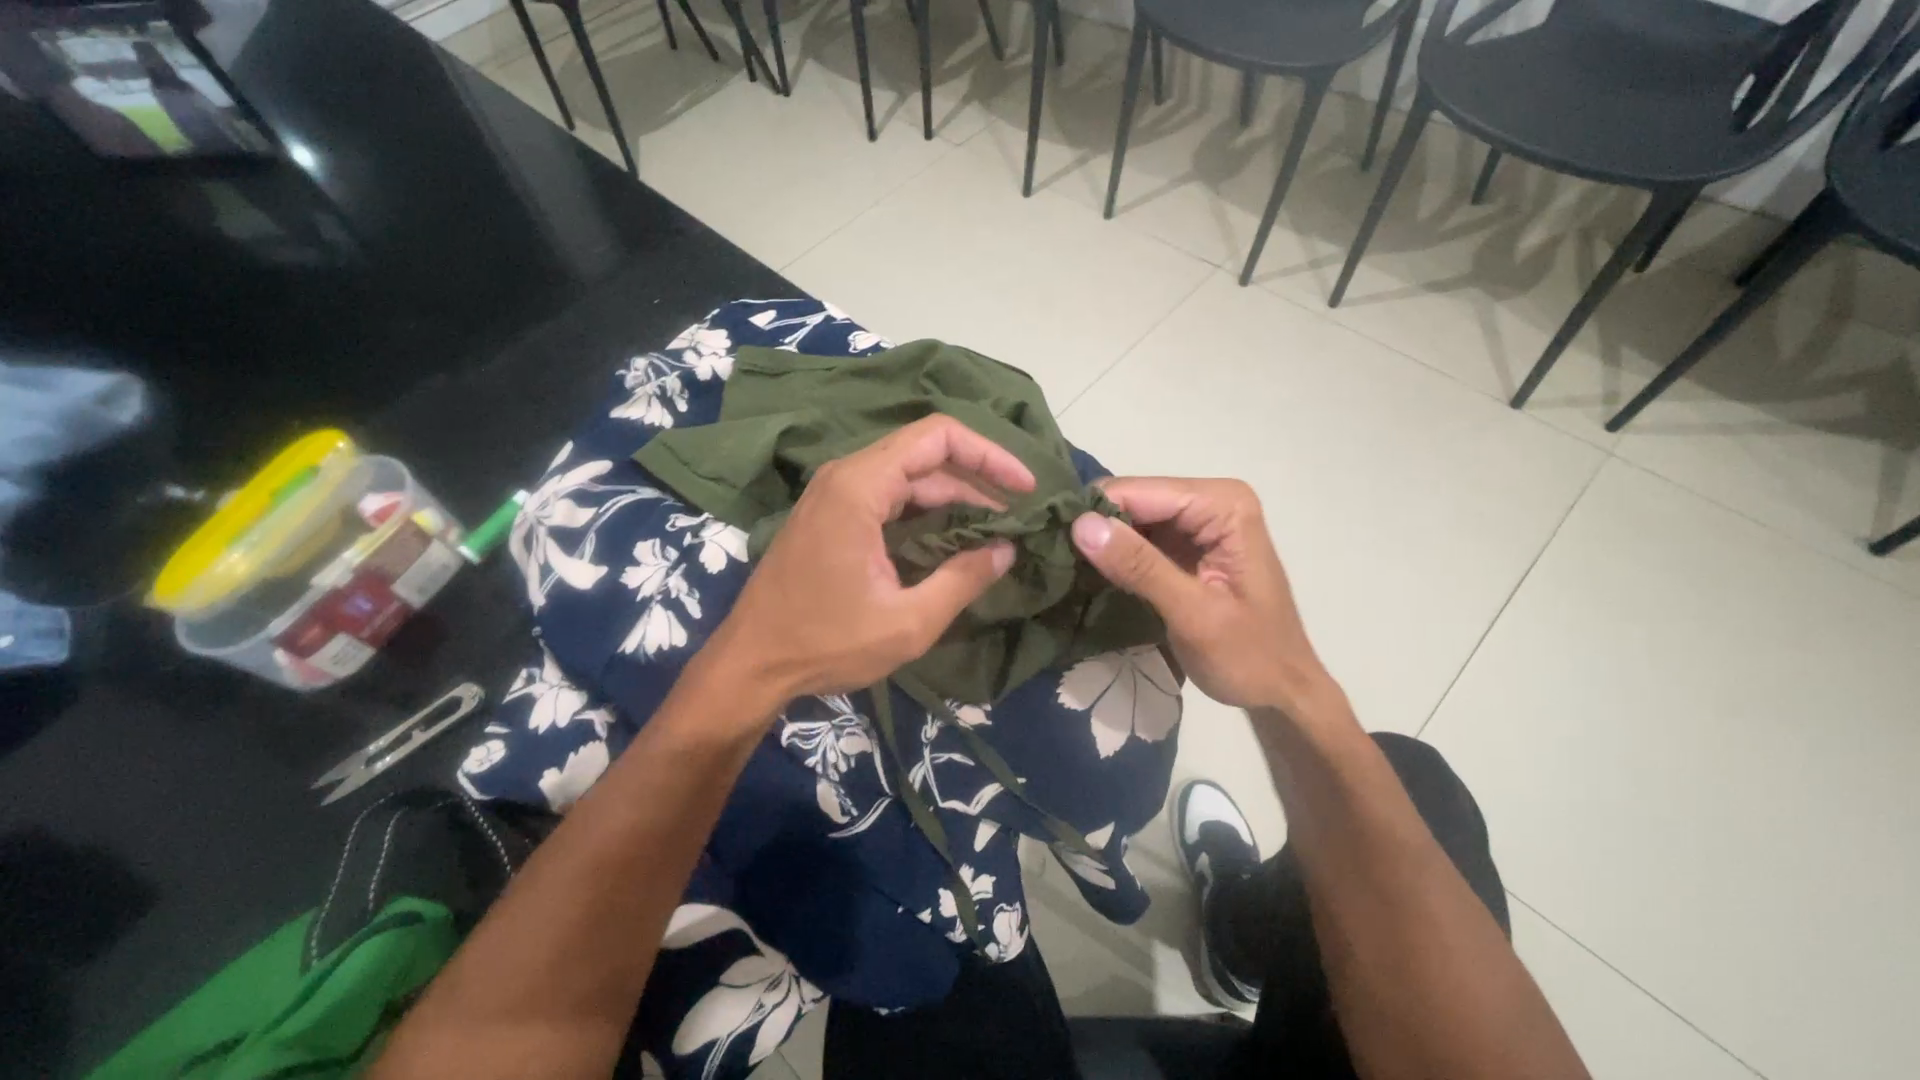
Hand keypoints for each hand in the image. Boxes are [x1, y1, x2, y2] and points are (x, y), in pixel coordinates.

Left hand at [701, 415, 1033, 711]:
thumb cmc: (825, 644)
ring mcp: (834, 495)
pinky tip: (955, 537)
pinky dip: (926, 510)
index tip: (1026, 487)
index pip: (937, 436)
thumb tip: (1007, 550)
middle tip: (1021, 515)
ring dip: (955, 496)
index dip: (989, 453)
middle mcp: (845, 477)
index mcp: (860, 487)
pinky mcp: (831, 516)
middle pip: (925, 454)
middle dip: (978, 478)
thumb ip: (962, 579)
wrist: (751, 663)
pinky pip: (888, 496)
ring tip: (999, 528)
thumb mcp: (907, 622)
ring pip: (908, 476)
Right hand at [1071, 478, 1336, 715]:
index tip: (1047, 543)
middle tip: (1050, 560)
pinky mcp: (1185, 544)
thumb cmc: (1250, 656)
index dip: (1093, 513)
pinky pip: (1137, 537)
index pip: (1139, 492)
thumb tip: (1081, 525)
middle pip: (1131, 499)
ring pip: (1128, 517)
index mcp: (1223, 505)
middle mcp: (1211, 500)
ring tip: (1059, 568)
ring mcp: (1198, 521)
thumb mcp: (1194, 614)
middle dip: (1094, 526)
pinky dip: (1113, 555)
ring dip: (1098, 541)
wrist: (1283, 690)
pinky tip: (1085, 574)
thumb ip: (1140, 567)